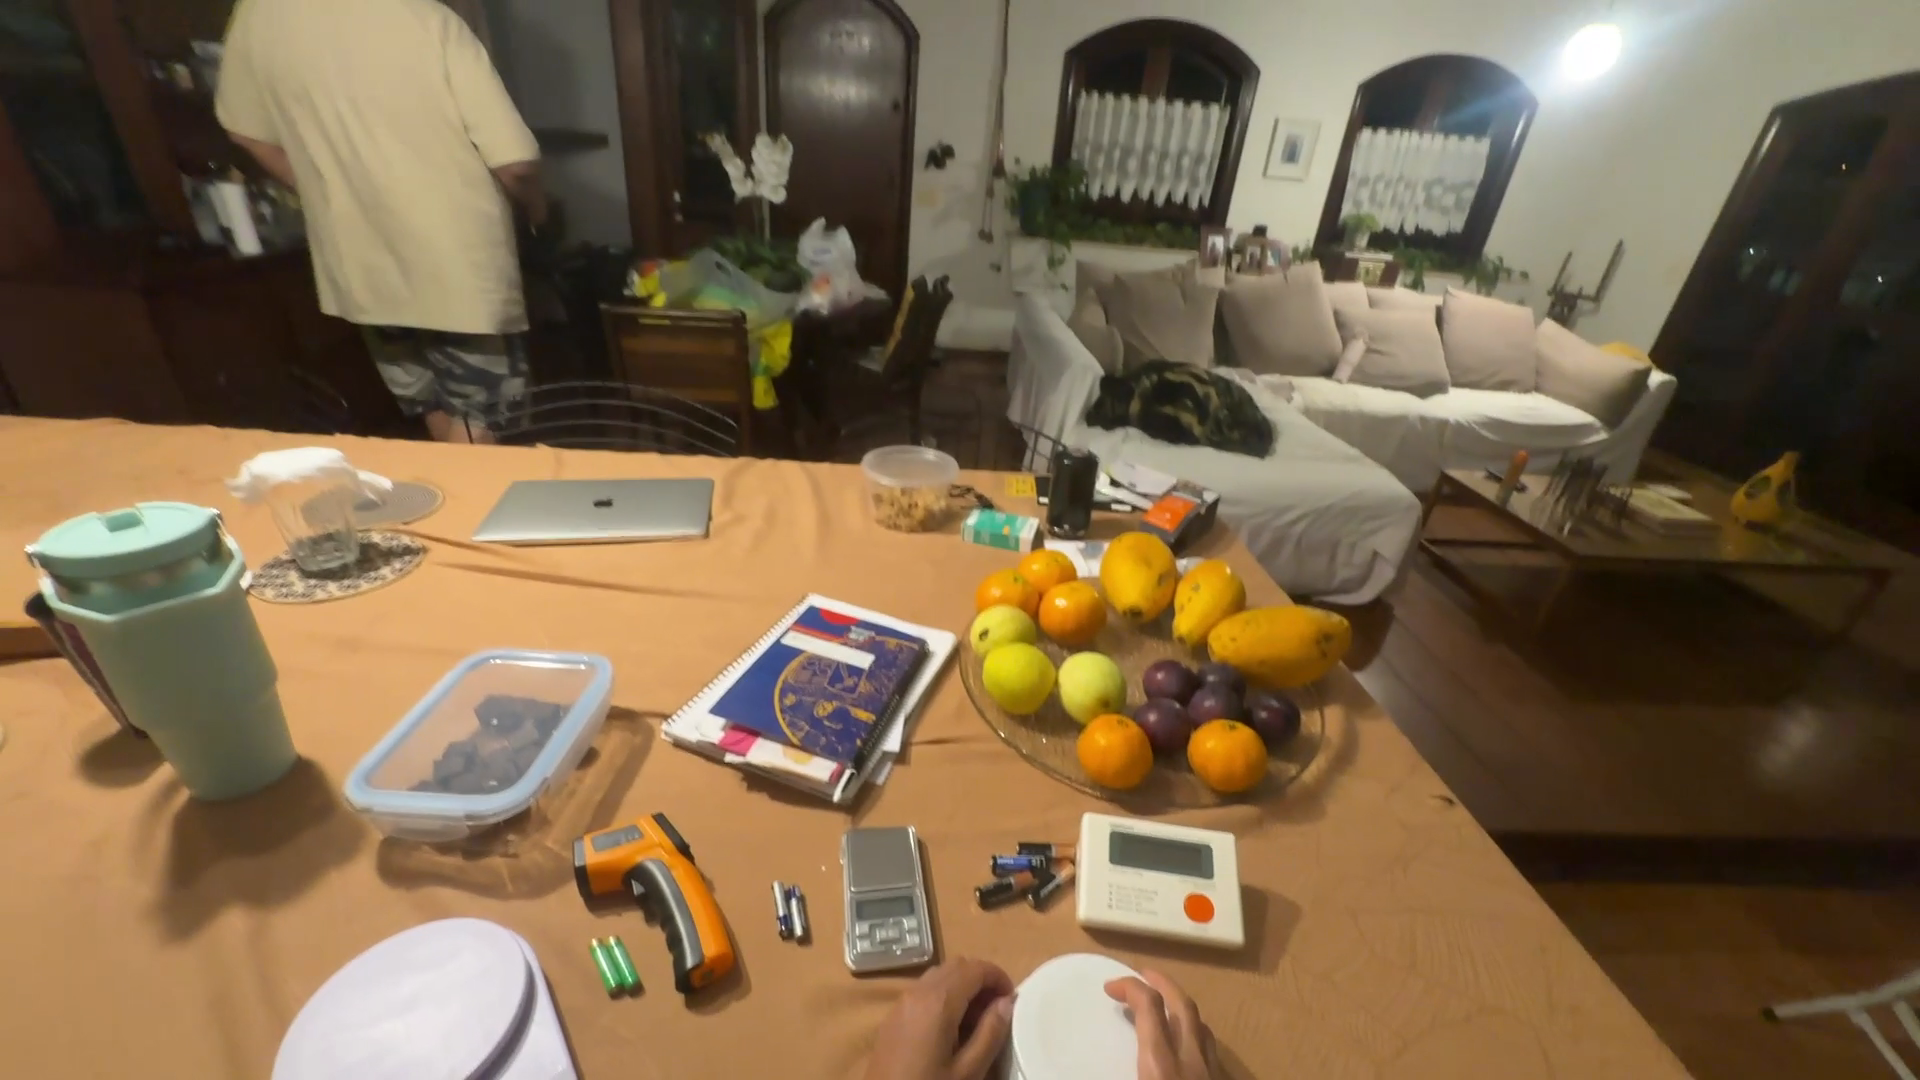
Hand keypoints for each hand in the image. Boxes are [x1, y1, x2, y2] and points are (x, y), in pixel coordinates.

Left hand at [862, 957, 1015, 1079]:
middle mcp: (918, 991)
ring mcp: (902, 1001)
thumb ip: (990, 1034)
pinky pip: (924, 990)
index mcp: (938, 1001)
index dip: (998, 977)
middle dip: (981, 979)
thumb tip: (1006, 1002)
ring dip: (962, 986)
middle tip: (996, 1010)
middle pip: (957, 965)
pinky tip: (951, 1028)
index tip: (1012, 1000)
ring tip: (976, 1020)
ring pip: (939, 975)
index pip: (975, 968)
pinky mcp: (893, 1016)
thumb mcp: (967, 1073)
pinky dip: (944, 995)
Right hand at [1105, 971, 1218, 1079]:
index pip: (1149, 1006)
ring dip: (1181, 1009)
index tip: (1110, 987)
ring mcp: (1214, 1073)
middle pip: (1183, 1006)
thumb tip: (1087, 1067)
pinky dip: (1197, 1038)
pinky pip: (1212, 1052)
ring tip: (1165, 1007)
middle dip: (1163, 983)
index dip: (1129, 987)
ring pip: (1202, 1027)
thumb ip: (1120, 1067)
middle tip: (1143, 974)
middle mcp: (1191, 1060)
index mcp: (1160, 1064)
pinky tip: (1188, 1047)